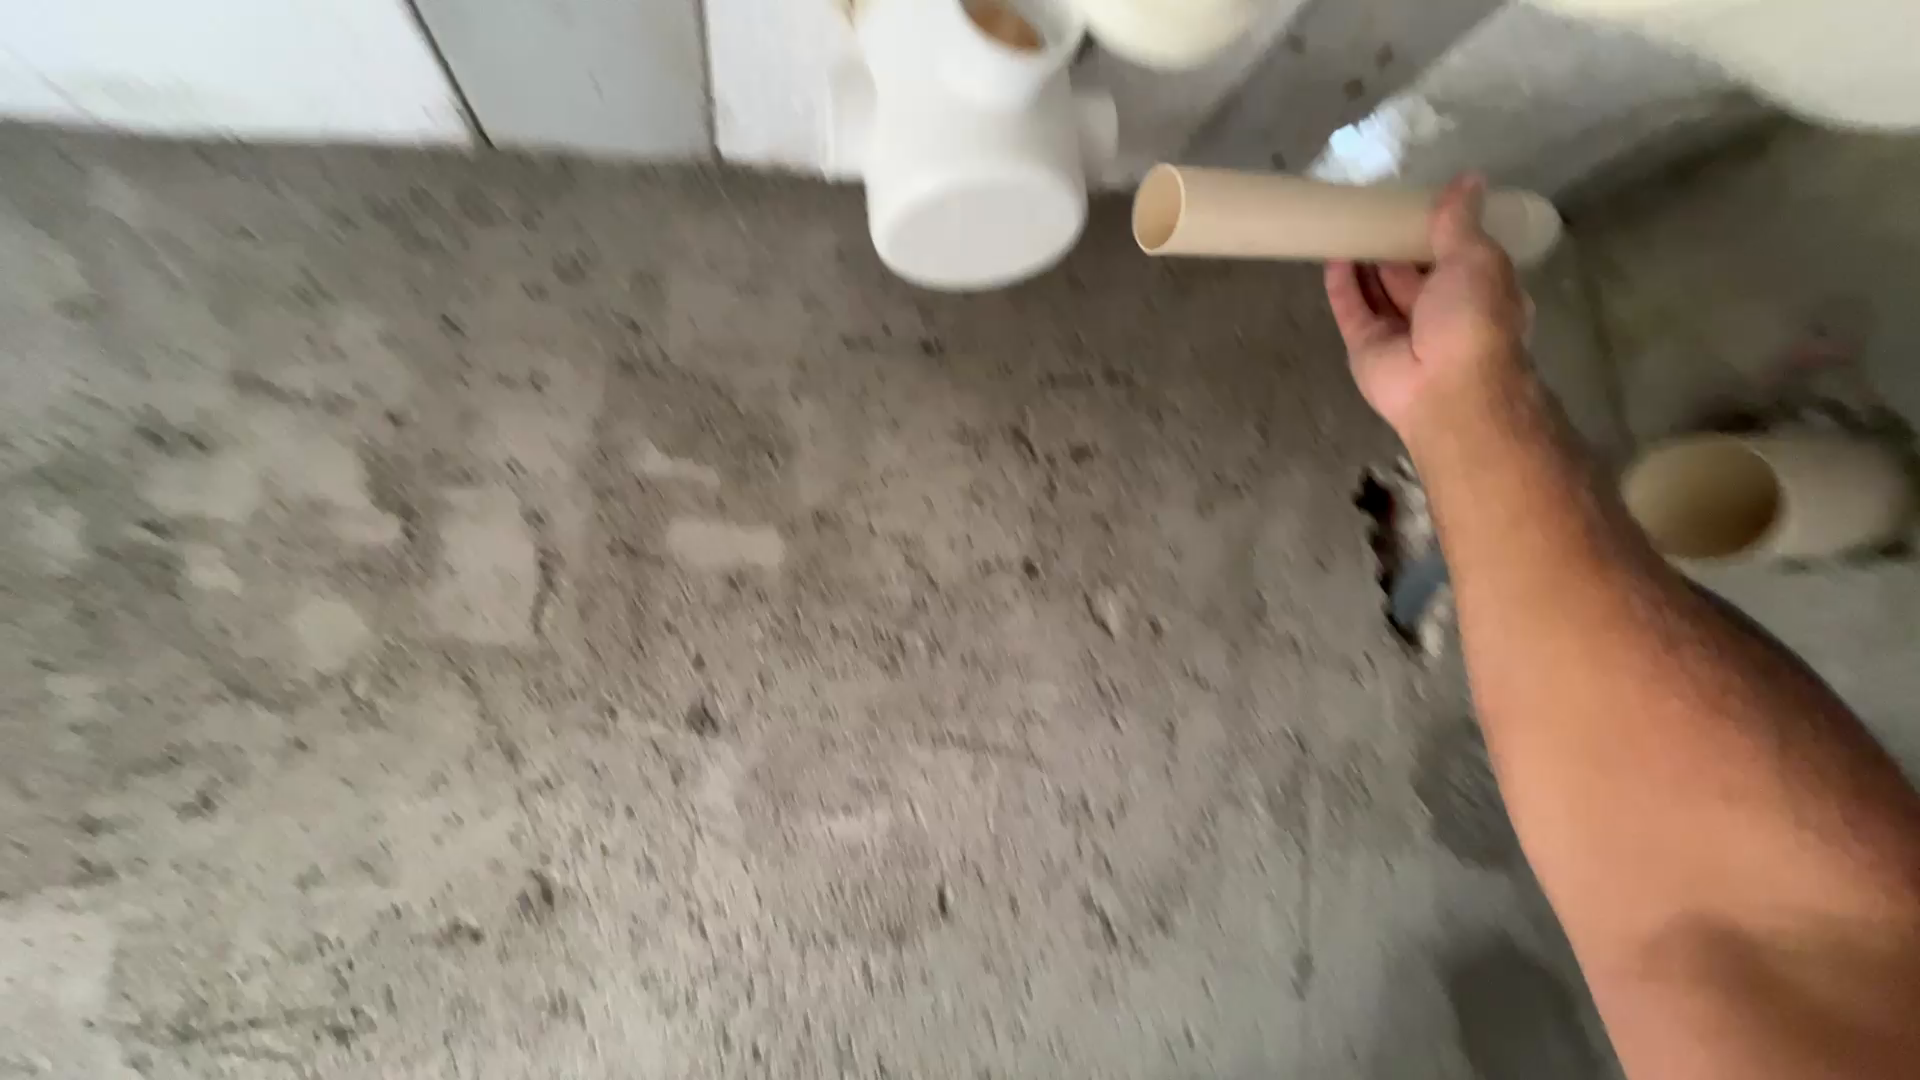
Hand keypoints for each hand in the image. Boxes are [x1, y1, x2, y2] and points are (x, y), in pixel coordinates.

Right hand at [1324, 174, 1532, 439]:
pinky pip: (1352, 309)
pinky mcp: (1365, 345)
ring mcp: (1399, 332)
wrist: (1443, 386)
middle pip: (1412, 274)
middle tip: (1376, 212)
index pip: (1458, 257)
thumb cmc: (1473, 318)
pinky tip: (1333, 256)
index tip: (1419, 205)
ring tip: (1348, 227)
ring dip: (1366, 262)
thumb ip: (1460, 222)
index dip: (1439, 232)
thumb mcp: (1476, 258)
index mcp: (1478, 292)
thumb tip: (1467, 179)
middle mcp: (1439, 313)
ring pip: (1379, 291)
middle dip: (1396, 247)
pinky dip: (1342, 285)